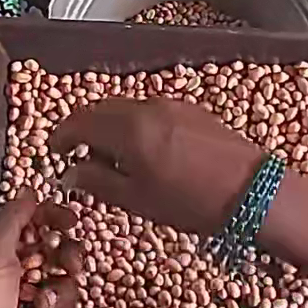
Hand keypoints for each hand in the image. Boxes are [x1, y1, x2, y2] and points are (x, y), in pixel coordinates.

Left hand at [0, 192, 80, 307]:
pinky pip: (71, 307)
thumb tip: (28, 190)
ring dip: (60, 289)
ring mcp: (36, 298)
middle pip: (59, 248)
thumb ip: (12, 217)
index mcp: (2, 250)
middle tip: (67, 262)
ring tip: (44, 300)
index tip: (70, 220)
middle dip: (67, 254)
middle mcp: (21, 272)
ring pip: (69, 278)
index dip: (53, 218)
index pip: (35, 223)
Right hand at [50, 98, 266, 236]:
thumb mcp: (137, 199)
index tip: (53, 152)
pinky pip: (150, 111)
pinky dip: (134, 125)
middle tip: (77, 156)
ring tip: (111, 159)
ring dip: (109, 127)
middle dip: (83, 129)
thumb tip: (70, 173)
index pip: (78, 122)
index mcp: (127, 128)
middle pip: (100, 110)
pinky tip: (143, 151)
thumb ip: (97, 182)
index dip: (61, 137)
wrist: (254, 192)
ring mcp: (172, 105)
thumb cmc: (191, 202)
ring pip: (126, 109)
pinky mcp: (192, 111)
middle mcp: (147, 107)